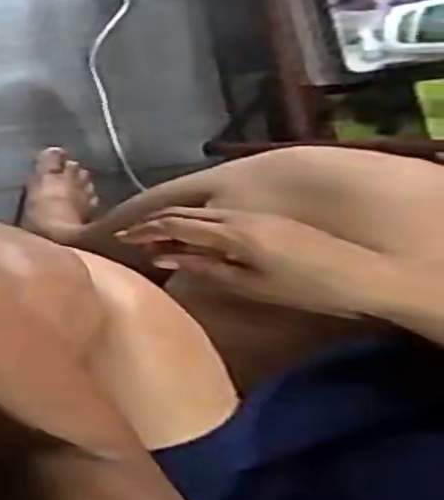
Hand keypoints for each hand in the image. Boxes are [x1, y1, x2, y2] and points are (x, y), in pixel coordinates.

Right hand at [115, 207, 391, 317]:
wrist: (379, 277)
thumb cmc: (311, 288)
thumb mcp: (250, 284)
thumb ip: (202, 267)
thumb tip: (162, 258)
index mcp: (231, 233)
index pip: (171, 225)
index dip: (142, 231)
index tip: (120, 239)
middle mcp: (239, 217)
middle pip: (182, 212)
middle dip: (151, 222)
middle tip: (132, 236)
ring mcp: (256, 216)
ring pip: (199, 211)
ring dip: (173, 220)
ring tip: (159, 237)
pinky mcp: (270, 221)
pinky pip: (217, 215)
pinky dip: (194, 222)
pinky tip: (194, 236)